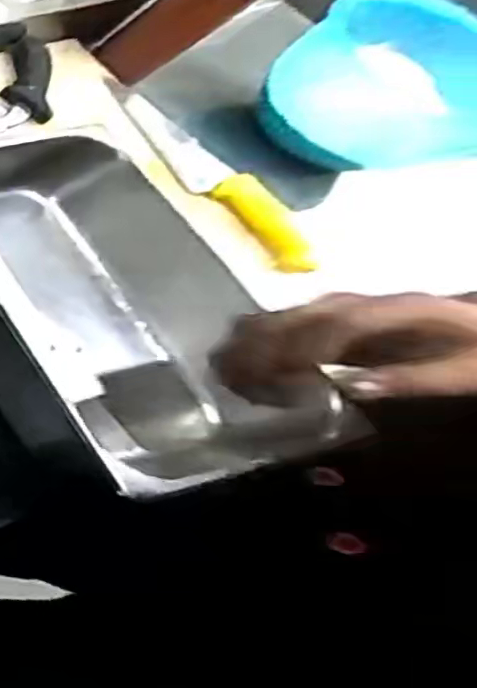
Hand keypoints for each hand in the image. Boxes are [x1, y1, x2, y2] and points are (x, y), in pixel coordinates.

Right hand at [215, 292, 476, 401]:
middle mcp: (351, 301)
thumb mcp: (467, 370)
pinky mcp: (308, 318)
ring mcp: (324, 308)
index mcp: (395, 307)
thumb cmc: (470, 353)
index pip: (339, 322)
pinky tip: (242, 370)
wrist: (471, 336)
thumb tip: (352, 386)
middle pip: (287, 319)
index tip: (288, 379)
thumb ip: (417, 378)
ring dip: (241, 351)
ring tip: (235, 381)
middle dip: (258, 354)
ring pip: (265, 320)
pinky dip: (242, 347)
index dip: (307, 349)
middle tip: (243, 386)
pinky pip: (262, 326)